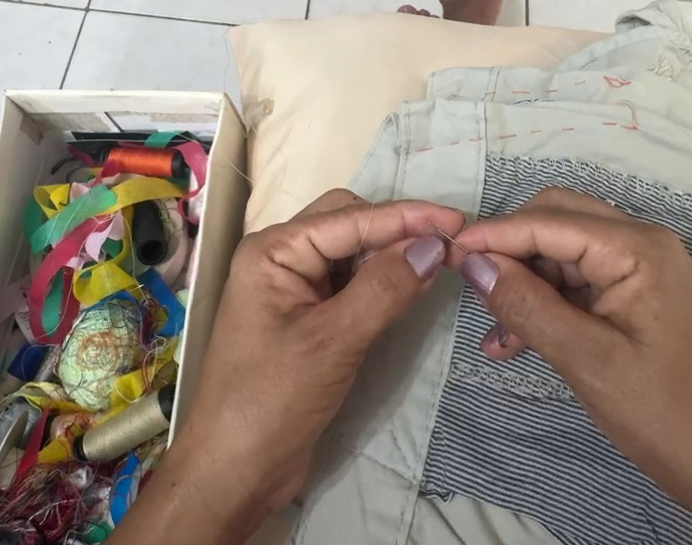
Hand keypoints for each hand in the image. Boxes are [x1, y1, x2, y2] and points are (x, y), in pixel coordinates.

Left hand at [111, 189, 462, 544]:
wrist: (233, 474)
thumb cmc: (272, 401)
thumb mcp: (332, 342)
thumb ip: (384, 288)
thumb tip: (434, 245)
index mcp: (274, 250)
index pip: (350, 218)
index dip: (406, 217)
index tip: (458, 221)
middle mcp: (282, 258)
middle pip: (349, 223)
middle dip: (398, 230)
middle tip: (450, 245)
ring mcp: (293, 288)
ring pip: (353, 252)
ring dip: (392, 254)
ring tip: (439, 262)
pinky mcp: (308, 317)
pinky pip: (351, 282)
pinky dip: (382, 281)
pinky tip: (411, 287)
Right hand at [452, 188, 691, 544]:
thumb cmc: (670, 417)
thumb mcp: (587, 361)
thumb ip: (525, 304)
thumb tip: (472, 261)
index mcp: (637, 248)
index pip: (546, 220)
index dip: (492, 234)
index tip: (446, 253)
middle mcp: (643, 243)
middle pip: (556, 221)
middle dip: (511, 250)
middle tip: (473, 285)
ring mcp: (647, 270)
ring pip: (565, 253)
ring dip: (527, 282)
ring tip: (496, 332)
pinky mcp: (644, 298)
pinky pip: (583, 283)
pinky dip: (549, 303)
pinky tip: (518, 342)